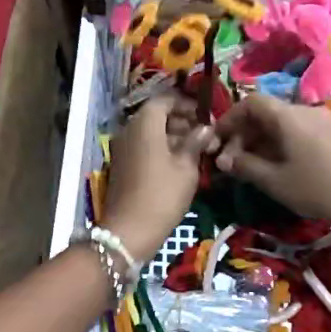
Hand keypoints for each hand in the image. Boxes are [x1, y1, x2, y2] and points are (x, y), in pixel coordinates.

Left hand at [101, 96, 210, 258]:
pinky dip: (162, 150)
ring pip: (151, 133)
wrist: (129, 231)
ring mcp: (123, 149)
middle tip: (206, 137)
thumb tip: (206, 127)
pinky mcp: (123, 166)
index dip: (187, 105)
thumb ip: (196, 142)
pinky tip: (181, 166)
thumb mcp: (186, 167)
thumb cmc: (162, 194)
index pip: (165, 100)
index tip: (207, 118)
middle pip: (157, 116)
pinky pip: (144, 148)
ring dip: (174, 138)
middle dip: (182, 122)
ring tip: (199, 153)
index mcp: (144, 123)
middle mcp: (129, 130)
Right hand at [212, 94, 330, 223]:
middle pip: (265, 113)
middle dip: (243, 135)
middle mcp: (303, 110)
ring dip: (261, 142)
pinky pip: (298, 132)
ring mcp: (322, 120)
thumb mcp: (274, 181)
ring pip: (281, 124)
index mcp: (286, 115)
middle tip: (231, 163)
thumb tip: (225, 159)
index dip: (229, 119)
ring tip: (252, 169)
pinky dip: (281, 144)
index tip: (217, 142)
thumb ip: (245, 166)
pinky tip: (279, 168)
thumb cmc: (317, 187)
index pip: (250, 102)